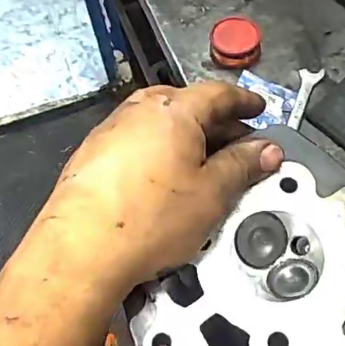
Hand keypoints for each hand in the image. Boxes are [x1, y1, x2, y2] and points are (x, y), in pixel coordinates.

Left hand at [14, 83, 282, 296]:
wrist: (81, 252)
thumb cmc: (142, 221)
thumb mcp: (213, 193)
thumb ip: (243, 164)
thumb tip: (263, 151)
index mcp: (173, 110)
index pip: (220, 94)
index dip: (245, 101)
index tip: (256, 108)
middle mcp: (139, 112)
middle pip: (190, 106)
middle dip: (219, 124)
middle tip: (240, 145)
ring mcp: (112, 132)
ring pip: (162, 125)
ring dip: (188, 138)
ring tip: (206, 168)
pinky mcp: (95, 156)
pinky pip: (139, 142)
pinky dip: (161, 153)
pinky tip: (169, 182)